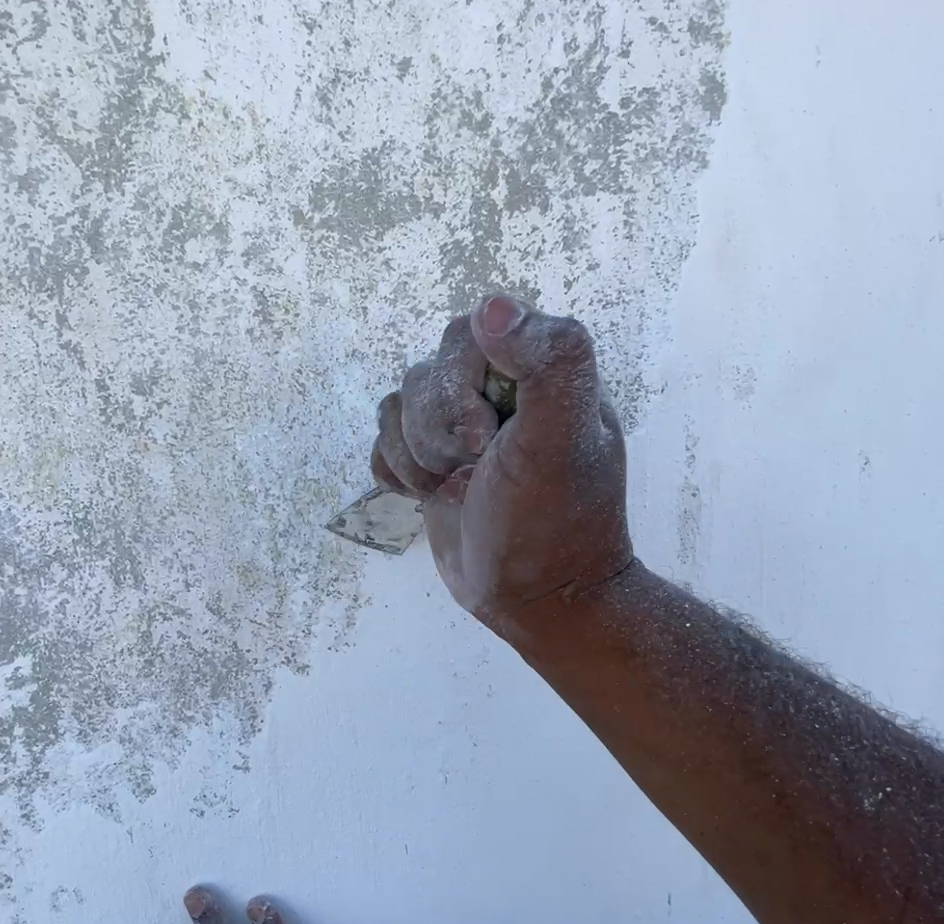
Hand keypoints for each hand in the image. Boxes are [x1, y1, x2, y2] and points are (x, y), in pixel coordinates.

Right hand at [372, 294, 633, 633]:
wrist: (533, 600)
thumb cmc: (553, 524)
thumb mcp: (562, 441)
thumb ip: (547, 362)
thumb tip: (492, 304)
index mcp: (535, 371)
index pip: (467, 335)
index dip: (460, 388)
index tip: (488, 440)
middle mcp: (494, 391)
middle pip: (423, 374)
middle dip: (437, 432)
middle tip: (475, 469)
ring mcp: (456, 428)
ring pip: (396, 408)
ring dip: (418, 459)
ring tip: (459, 489)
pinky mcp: (427, 462)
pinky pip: (382, 442)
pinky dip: (396, 475)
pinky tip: (430, 497)